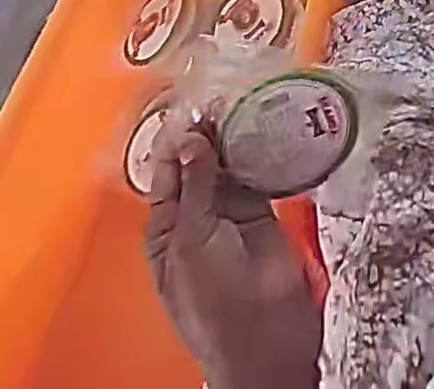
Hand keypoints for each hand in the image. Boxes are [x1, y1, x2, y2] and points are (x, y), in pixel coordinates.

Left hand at [145, 128, 320, 388]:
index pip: (167, 173)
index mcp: (166, 228)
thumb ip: (197, 188)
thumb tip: (191, 141)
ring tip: (245, 106)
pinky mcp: (263, 213)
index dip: (177, 140)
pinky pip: (260, 176)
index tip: (190, 108)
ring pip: (231, 167)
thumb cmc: (213, 304)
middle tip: (222, 99)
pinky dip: (263, 156)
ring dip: (236, 140)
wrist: (263, 333)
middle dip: (208, 134)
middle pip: (201, 165)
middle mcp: (197, 217)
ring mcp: (231, 215)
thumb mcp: (192, 241)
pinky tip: (268, 134)